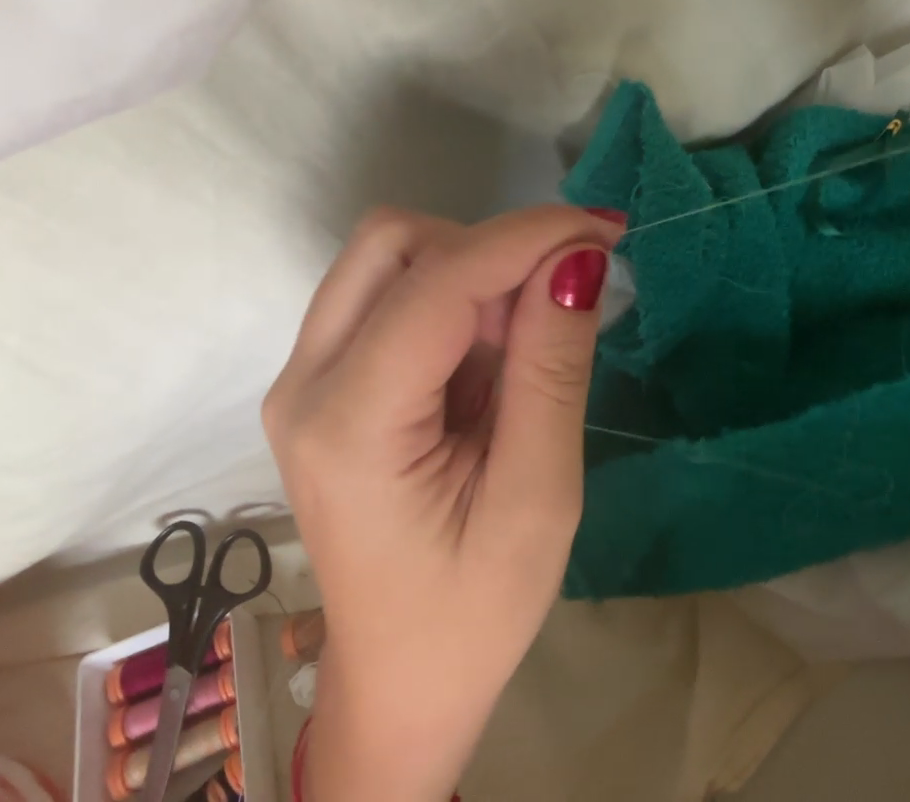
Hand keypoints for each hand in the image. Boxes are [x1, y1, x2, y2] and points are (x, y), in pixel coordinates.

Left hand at [261, 205, 618, 801]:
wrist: (403, 679)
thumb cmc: (475, 610)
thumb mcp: (537, 499)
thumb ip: (551, 369)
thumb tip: (579, 258)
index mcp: (351, 424)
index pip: (439, 281)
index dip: (528, 238)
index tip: (607, 230)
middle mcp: (304, 383)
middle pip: (391, 243)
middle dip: (488, 250)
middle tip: (558, 303)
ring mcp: (302, 380)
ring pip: (386, 260)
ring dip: (469, 274)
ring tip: (523, 347)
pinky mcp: (321, 385)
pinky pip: (386, 298)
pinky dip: (450, 301)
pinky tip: (487, 364)